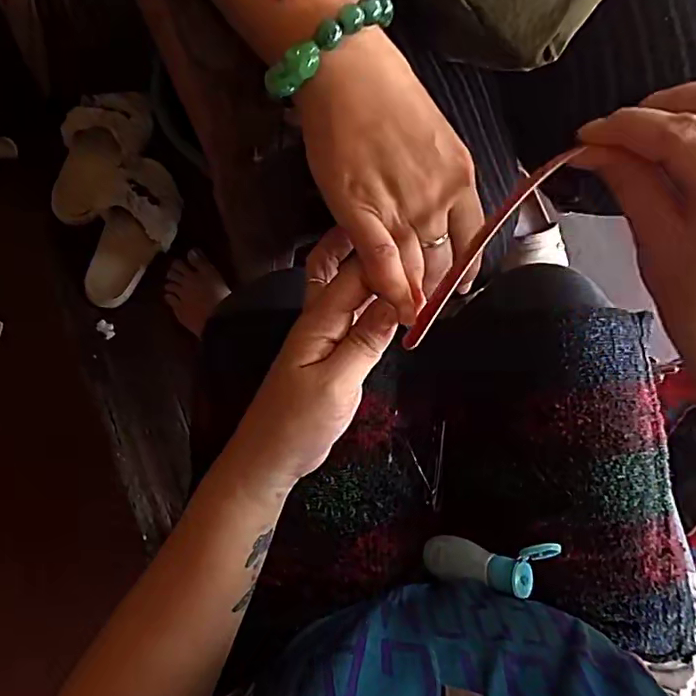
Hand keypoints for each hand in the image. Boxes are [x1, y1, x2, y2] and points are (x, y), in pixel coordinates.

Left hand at [220, 255, 400, 484]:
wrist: (268, 456)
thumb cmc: (296, 424)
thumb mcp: (335, 384)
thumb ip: (365, 341)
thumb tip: (396, 301)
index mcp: (317, 321)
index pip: (356, 275)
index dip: (390, 264)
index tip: (427, 261)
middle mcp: (319, 320)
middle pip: (346, 272)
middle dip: (374, 252)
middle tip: (414, 239)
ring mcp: (324, 336)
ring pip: (350, 293)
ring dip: (378, 278)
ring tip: (415, 265)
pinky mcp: (331, 354)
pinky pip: (354, 318)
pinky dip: (375, 307)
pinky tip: (397, 307)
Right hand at [295, 29, 483, 322]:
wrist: (347, 71)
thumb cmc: (385, 93)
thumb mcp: (431, 136)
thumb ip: (436, 177)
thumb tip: (426, 207)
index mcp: (462, 177)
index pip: (471, 242)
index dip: (460, 273)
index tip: (450, 289)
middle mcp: (440, 198)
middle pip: (442, 261)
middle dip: (431, 292)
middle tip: (419, 312)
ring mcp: (402, 206)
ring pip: (413, 268)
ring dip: (408, 297)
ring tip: (401, 317)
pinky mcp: (362, 210)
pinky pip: (381, 261)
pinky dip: (385, 287)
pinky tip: (386, 305)